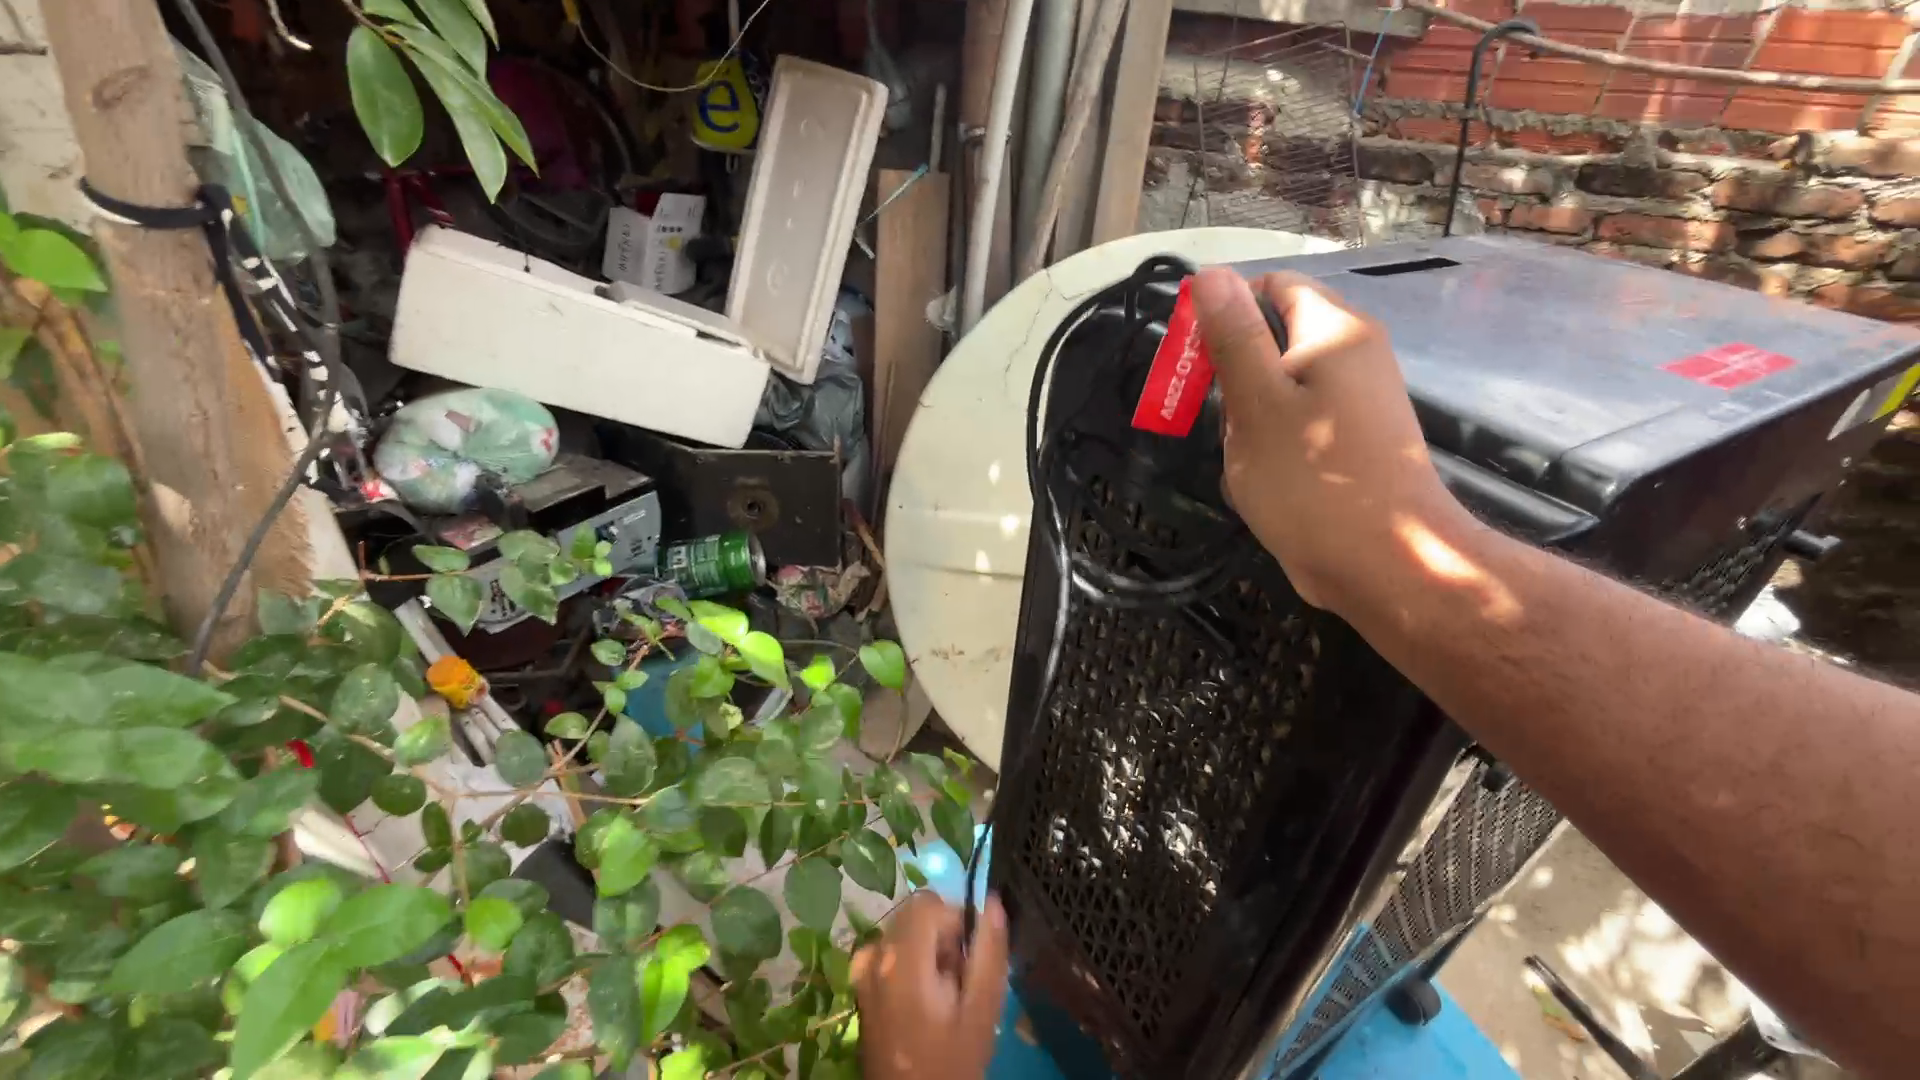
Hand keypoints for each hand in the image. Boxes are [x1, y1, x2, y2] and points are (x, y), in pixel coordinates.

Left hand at [852, 893, 1008, 1079]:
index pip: (929, 903)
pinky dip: (910, 961)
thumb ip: (989, 952)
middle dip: (943, 935)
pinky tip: (924, 998)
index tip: (969, 956)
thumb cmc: (950, 1062)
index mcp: (900, 958)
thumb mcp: (981, 1011)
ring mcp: (862, 970)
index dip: (956, 920)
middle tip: (959, 979)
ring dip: (928, 949)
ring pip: (904, 931)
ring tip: (944, 993)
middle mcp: (874, 955)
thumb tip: (992, 900)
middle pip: (914, 915)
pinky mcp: (860, 984)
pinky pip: (890, 951)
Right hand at [1191, 266, 1467, 616]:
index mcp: (1334, 331)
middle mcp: (1352, 356)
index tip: (1191, 355)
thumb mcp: (1257, 402)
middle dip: (1232, 378)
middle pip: (1272, 341)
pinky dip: (1268, 449)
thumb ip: (1233, 336)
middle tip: (1216, 418)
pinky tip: (1259, 485)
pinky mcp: (1350, 446)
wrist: (1383, 564)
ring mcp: (1355, 405)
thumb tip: (1213, 274)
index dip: (1225, 309)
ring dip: (1245, 422)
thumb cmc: (1312, 479)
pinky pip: (1294, 430)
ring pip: (1276, 393)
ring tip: (1241, 460)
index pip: (1272, 287)